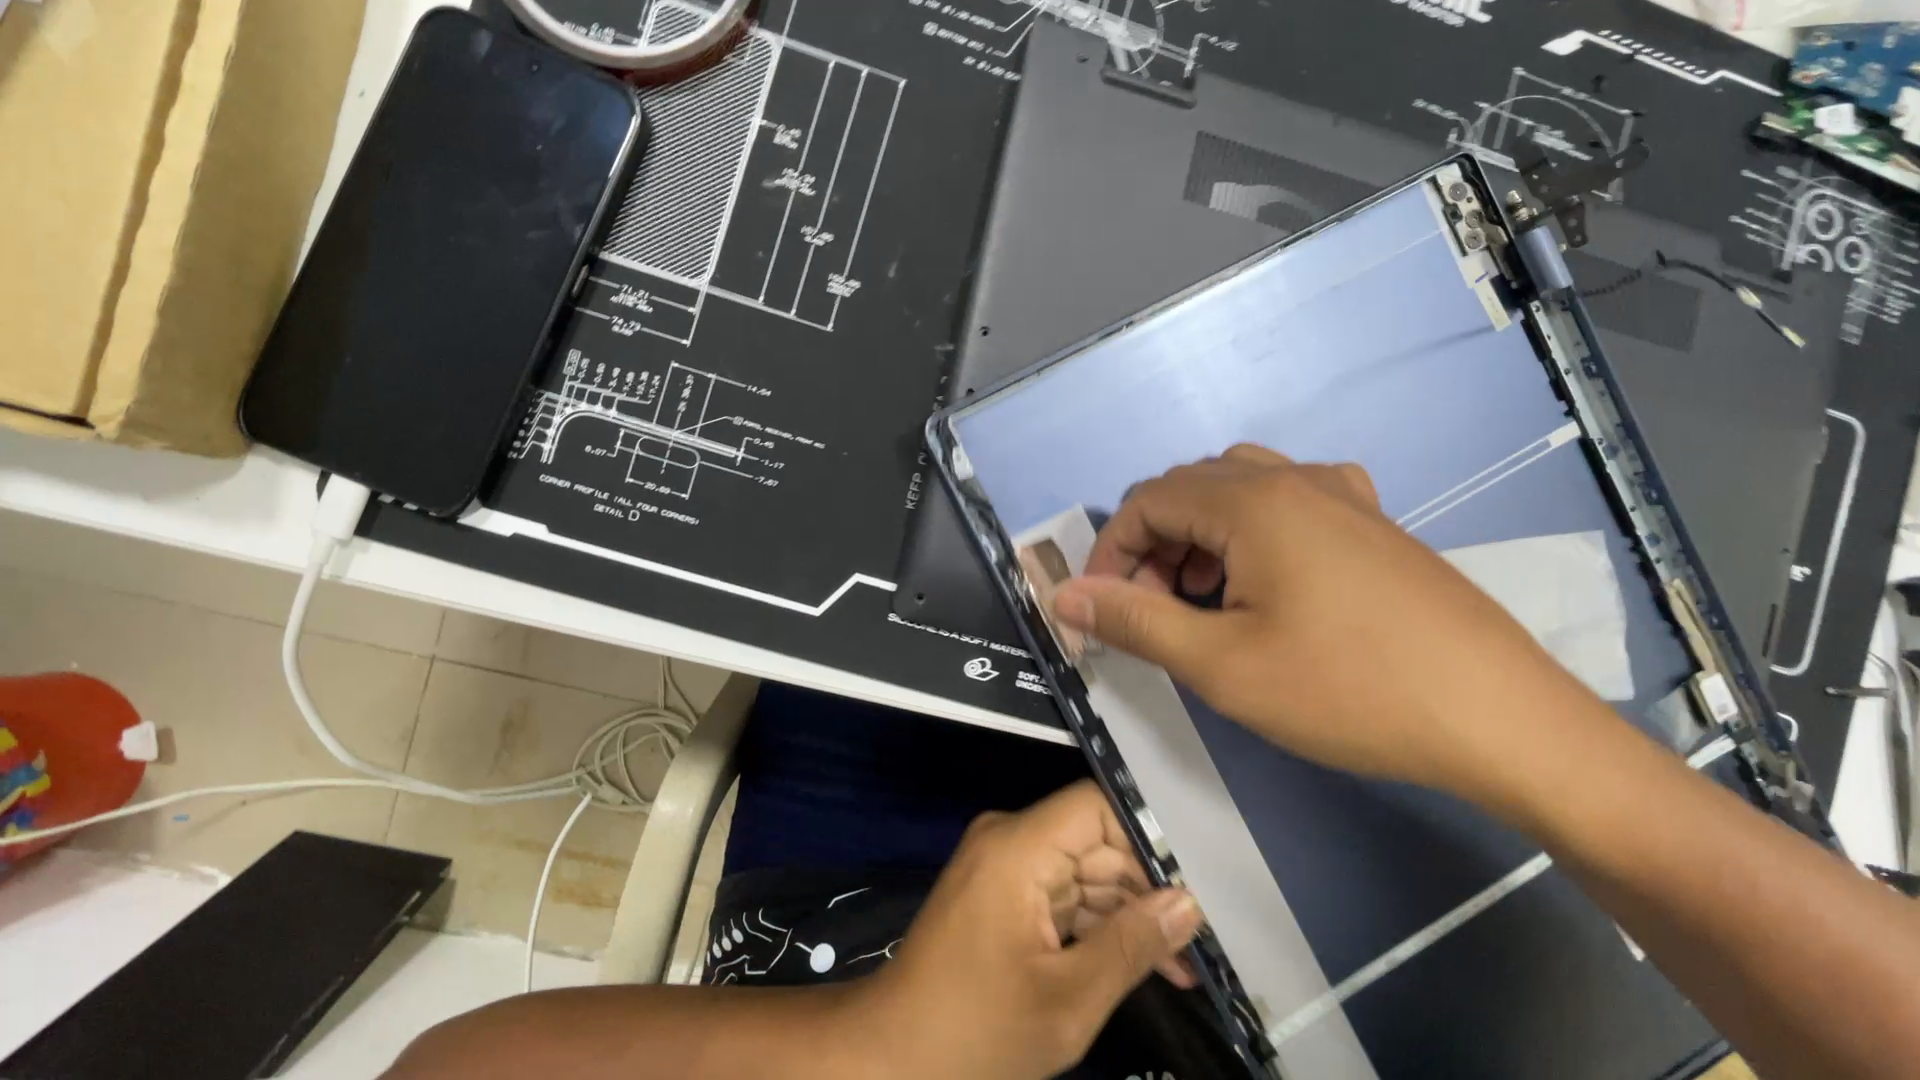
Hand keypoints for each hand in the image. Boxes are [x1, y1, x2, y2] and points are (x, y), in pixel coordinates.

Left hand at [851, 781, 1203, 1079]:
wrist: (893, 1055)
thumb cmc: (978, 1030)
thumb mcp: (1068, 999)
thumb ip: (1132, 944)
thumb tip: (1189, 903)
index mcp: (1017, 849)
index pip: (1097, 807)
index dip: (1149, 838)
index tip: (1195, 885)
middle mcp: (1010, 843)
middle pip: (1096, 843)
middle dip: (1149, 888)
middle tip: (1203, 939)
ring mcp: (1004, 869)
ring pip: (1086, 873)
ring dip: (1130, 915)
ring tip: (1184, 965)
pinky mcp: (1003, 895)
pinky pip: (1063, 895)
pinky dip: (1099, 927)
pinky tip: (1145, 964)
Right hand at [1050, 444, 1601, 804]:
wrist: (1499, 717)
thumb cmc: (1347, 689)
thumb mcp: (1221, 664)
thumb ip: (1135, 620)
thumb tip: (1064, 594)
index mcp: (1253, 501)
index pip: (1147, 500)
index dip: (1110, 553)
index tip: (1104, 612)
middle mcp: (1296, 480)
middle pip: (1190, 488)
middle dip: (1153, 546)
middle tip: (1153, 613)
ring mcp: (1345, 497)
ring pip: (1240, 492)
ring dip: (1200, 538)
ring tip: (1204, 604)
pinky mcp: (1376, 526)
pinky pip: (1289, 505)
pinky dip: (1251, 535)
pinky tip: (1267, 586)